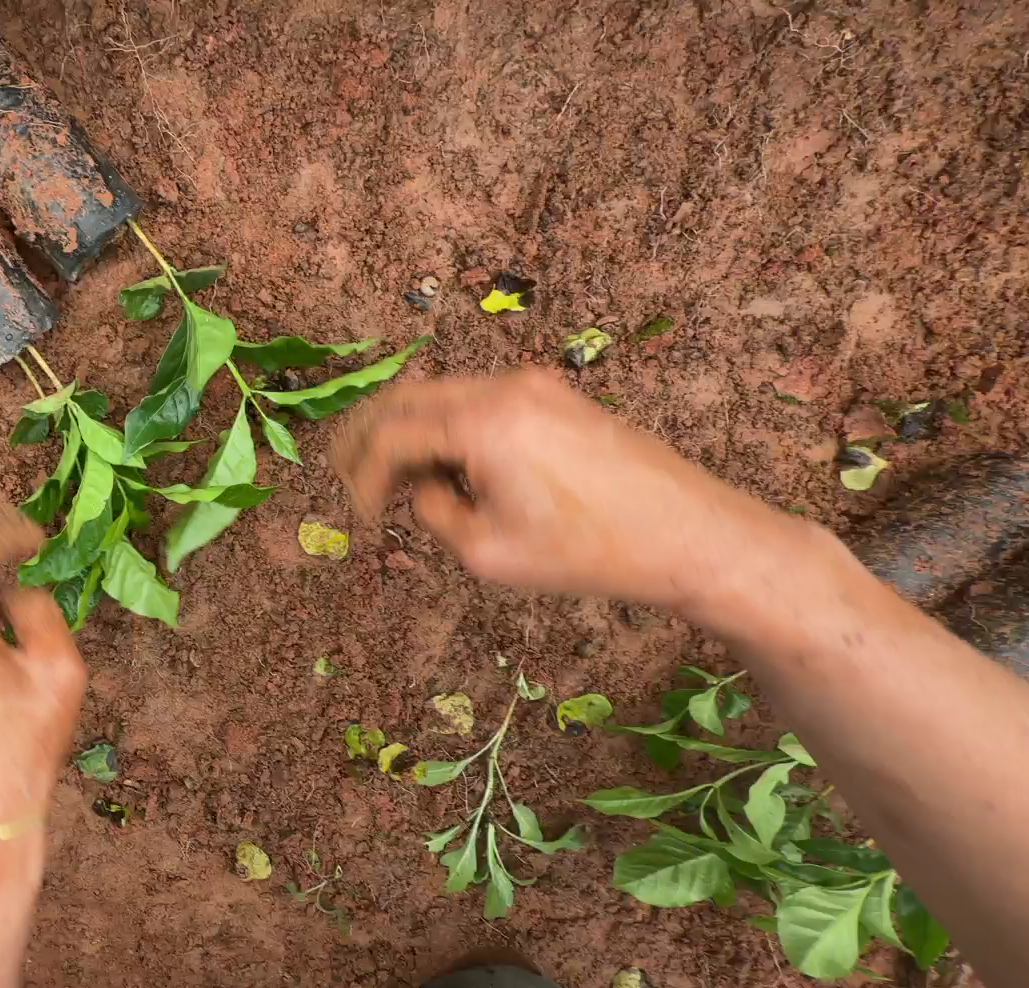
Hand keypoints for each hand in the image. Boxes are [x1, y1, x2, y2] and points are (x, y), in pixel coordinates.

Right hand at [330, 368, 808, 614]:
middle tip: (342, 473)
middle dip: (364, 438)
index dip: (360, 477)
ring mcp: (531, 386)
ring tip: (391, 480)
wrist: (695, 536)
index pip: (390, 437)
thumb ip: (431, 512)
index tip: (361, 518)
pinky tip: (442, 468)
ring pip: (436, 397)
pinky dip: (442, 430)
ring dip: (404, 434)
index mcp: (482, 423)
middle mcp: (502, 388)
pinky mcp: (552, 396)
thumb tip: (421, 487)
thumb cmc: (587, 553)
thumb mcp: (485, 552)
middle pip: (403, 398)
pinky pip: (472, 403)